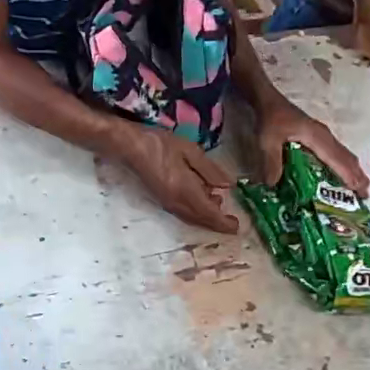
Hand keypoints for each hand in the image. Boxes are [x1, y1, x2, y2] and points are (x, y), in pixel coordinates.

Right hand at [114, 125, 238, 232]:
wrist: (131, 147)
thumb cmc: (161, 144)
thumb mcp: (190, 151)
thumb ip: (209, 170)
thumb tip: (227, 186)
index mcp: (185, 191)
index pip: (209, 213)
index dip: (224, 222)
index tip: (238, 226)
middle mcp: (177, 203)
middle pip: (201, 220)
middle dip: (218, 224)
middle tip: (233, 222)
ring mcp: (167, 203)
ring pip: (192, 218)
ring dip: (207, 218)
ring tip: (219, 205)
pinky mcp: (162, 200)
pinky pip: (184, 213)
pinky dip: (197, 212)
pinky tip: (201, 199)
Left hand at [257, 103, 369, 197]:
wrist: (268, 100)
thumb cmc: (270, 118)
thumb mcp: (267, 140)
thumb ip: (272, 162)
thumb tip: (274, 185)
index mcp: (317, 138)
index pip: (338, 160)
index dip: (350, 177)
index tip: (361, 192)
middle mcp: (325, 137)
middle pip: (347, 158)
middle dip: (358, 176)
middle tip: (364, 197)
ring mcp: (323, 136)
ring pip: (344, 155)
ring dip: (353, 171)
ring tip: (358, 189)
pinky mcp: (318, 137)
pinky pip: (337, 153)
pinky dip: (344, 165)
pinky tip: (340, 175)